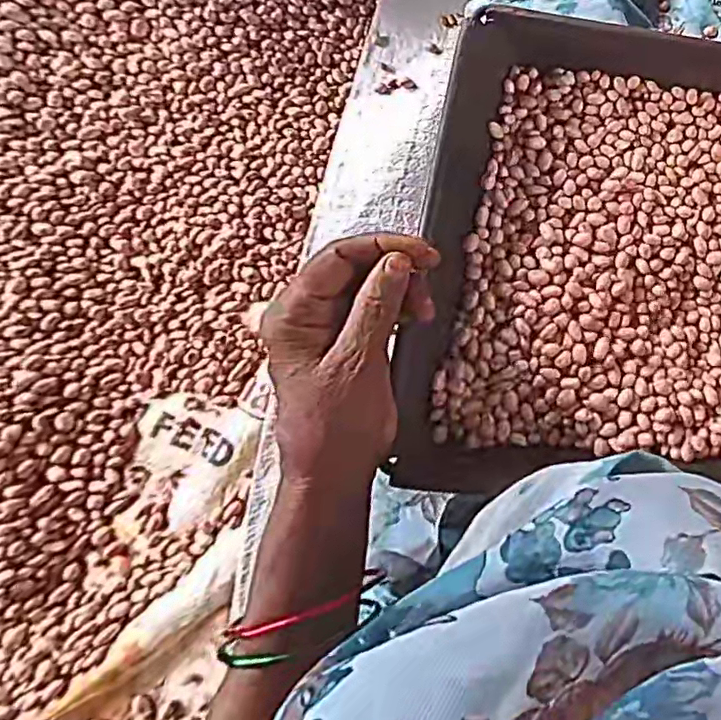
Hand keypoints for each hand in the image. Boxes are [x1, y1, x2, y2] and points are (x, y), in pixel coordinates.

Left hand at [259, 234, 441, 486]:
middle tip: (428, 278)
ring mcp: (326, 324)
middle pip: (354, 264)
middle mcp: (306, 313)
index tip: (422, 253)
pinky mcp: (347, 336)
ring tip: (422, 310)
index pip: (337, 256)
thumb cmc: (333, 429)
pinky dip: (400, 303)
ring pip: (370, 281)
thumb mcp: (356, 364)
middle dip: (396, 268)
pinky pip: (376, 303)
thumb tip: (396, 261)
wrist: (334, 473)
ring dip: (402, 287)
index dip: (382, 246)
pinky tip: (414, 316)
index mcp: (292, 314)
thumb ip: (374, 308)